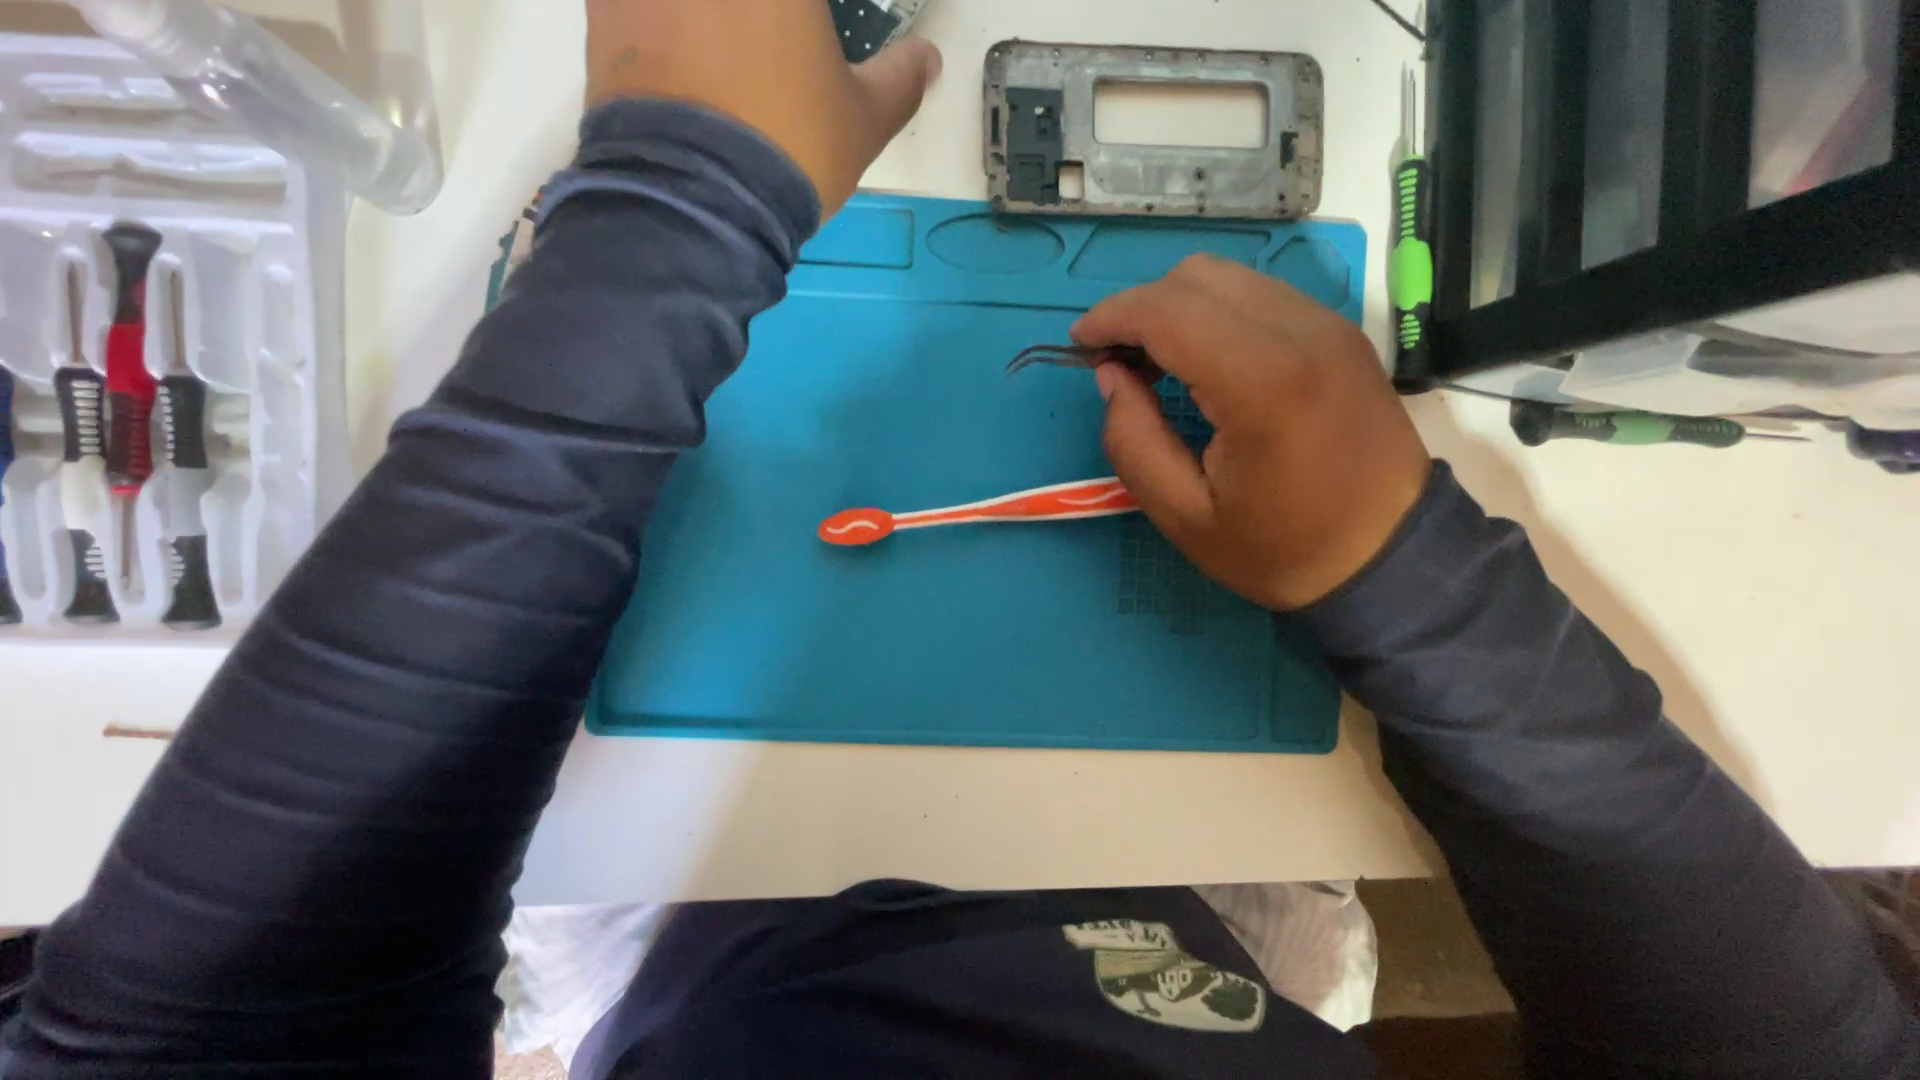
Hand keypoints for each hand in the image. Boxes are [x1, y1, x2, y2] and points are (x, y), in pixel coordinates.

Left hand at [585, 0, 941, 214]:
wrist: (694, 205)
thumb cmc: (791, 149)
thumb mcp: (863, 122)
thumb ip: (900, 79)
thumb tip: (928, 59)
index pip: (807, 2)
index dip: (807, 17)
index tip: (811, 35)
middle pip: (755, 0)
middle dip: (765, 15)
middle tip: (776, 37)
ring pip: (695, 3)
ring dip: (713, 18)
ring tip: (726, 43)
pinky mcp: (601, 5)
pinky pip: (633, 4)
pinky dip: (658, 18)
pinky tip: (678, 43)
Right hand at [1075, 256, 1431, 610]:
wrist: (1390, 558)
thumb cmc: (1282, 549)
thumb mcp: (1185, 516)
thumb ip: (1133, 441)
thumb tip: (1112, 376)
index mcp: (1261, 382)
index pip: (1168, 310)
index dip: (1111, 317)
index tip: (1081, 346)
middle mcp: (1300, 333)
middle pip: (1197, 277)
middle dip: (1142, 308)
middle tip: (1119, 363)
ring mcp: (1328, 327)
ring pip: (1231, 278)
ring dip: (1180, 307)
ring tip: (1159, 364)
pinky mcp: (1342, 335)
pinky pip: (1263, 297)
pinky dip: (1219, 314)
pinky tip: (1207, 362)